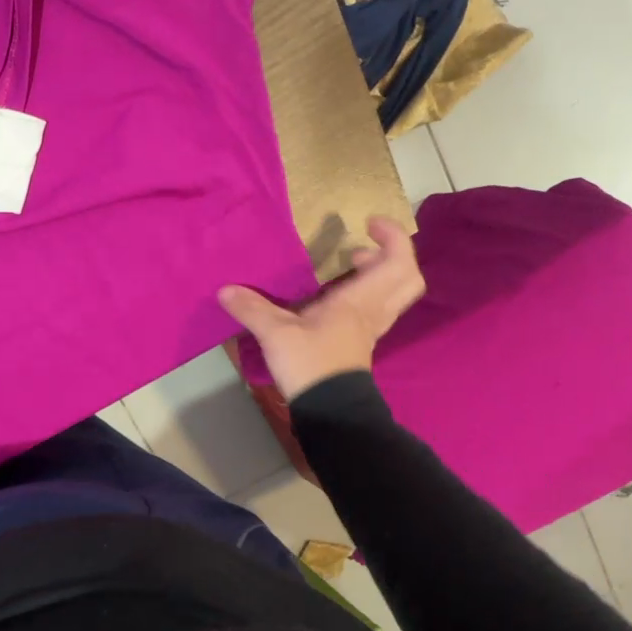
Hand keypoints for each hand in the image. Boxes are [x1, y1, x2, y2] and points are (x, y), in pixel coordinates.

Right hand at [218, 217, 426, 399]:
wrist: (328, 406)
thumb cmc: (310, 361)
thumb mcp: (276, 333)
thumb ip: (252, 309)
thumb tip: (225, 290)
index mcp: (360, 299)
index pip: (395, 259)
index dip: (390, 237)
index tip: (369, 224)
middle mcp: (372, 311)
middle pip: (405, 277)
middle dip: (391, 257)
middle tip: (361, 251)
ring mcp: (369, 330)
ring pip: (393, 295)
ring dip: (378, 278)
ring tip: (349, 272)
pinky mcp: (358, 346)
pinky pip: (375, 313)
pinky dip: (364, 300)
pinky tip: (336, 304)